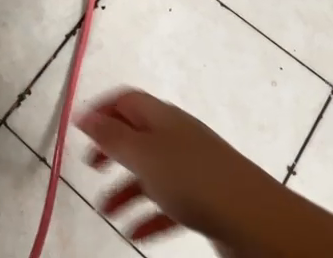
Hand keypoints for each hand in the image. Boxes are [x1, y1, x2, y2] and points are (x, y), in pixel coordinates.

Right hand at [77, 87, 278, 248]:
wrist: (253, 218)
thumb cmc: (192, 180)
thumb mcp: (144, 156)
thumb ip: (112, 136)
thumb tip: (83, 112)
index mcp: (161, 117)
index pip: (126, 100)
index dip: (102, 110)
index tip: (79, 130)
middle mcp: (176, 135)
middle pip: (137, 134)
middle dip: (111, 150)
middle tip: (90, 167)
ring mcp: (193, 166)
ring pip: (151, 171)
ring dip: (127, 189)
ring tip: (108, 212)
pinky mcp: (205, 197)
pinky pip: (169, 200)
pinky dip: (149, 214)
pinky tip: (136, 231)